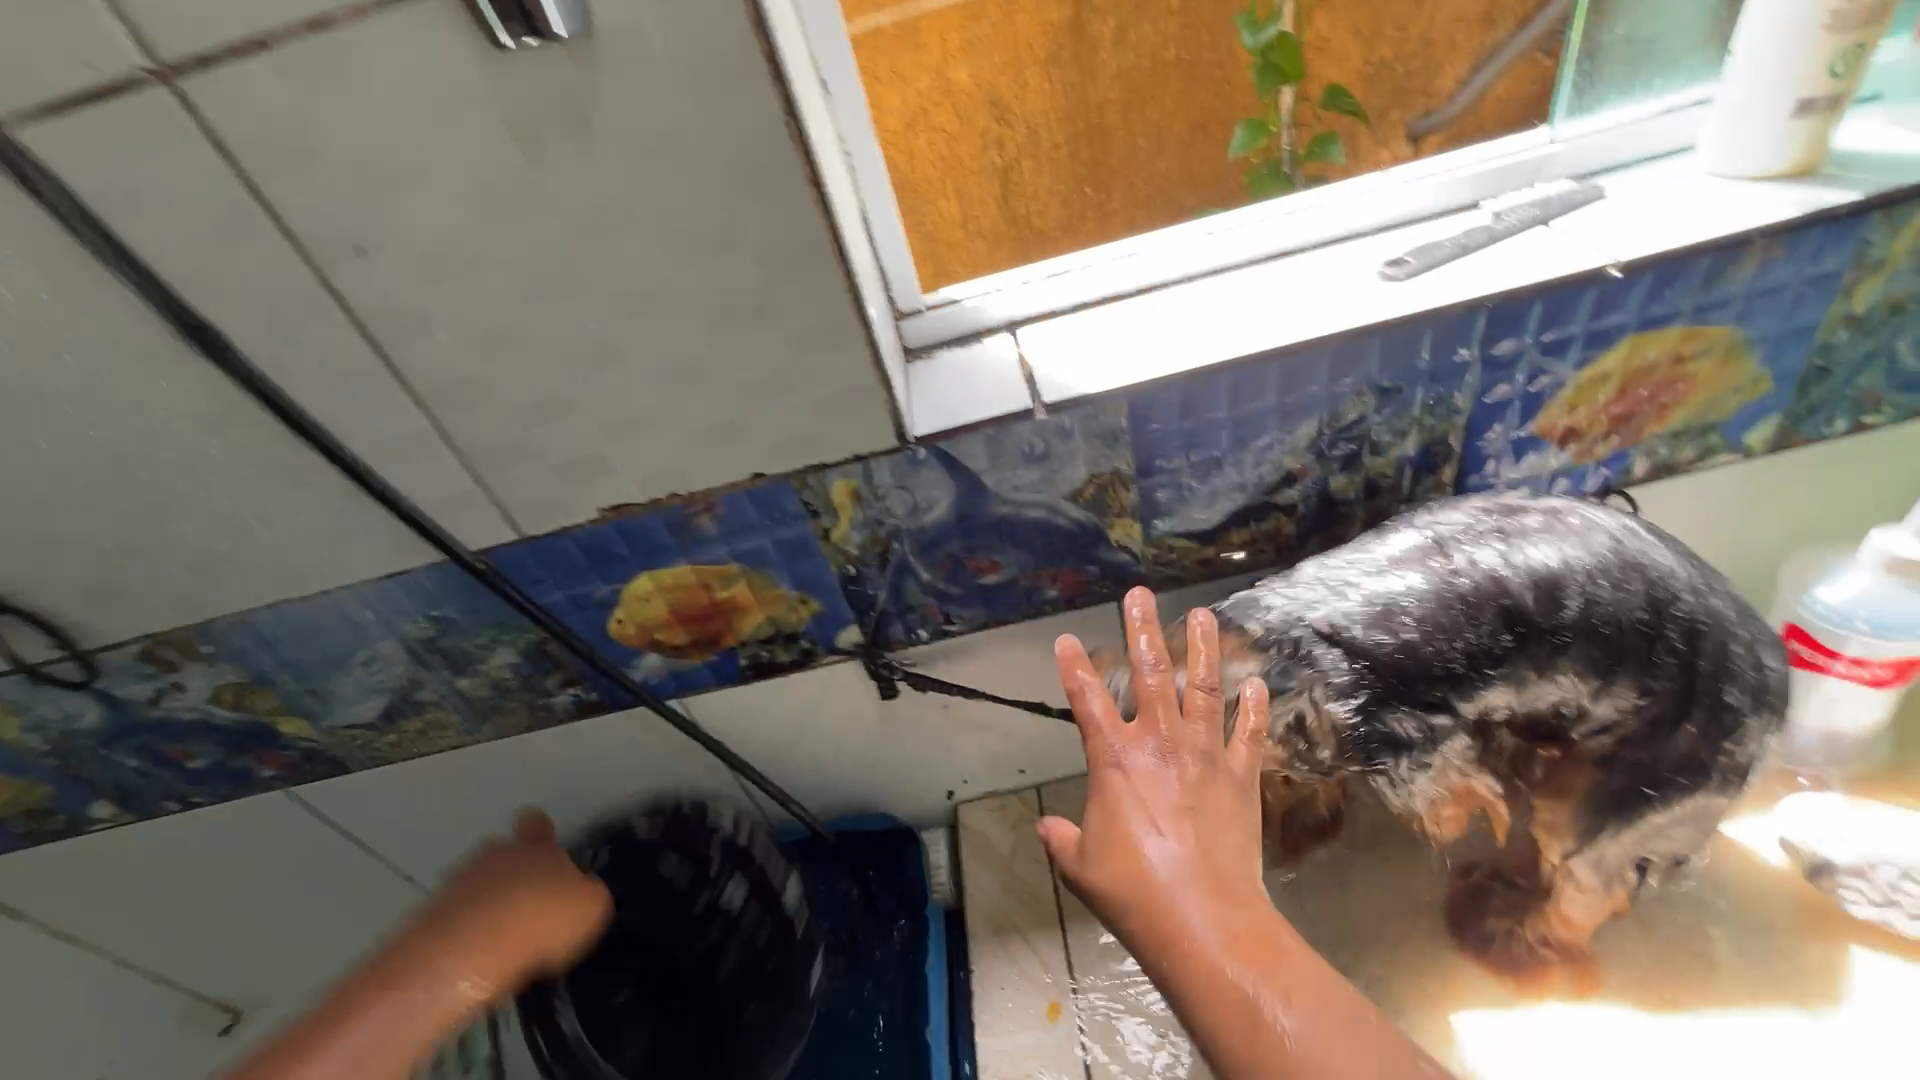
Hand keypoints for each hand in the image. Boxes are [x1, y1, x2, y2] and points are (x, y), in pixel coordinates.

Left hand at [407, 809, 612, 994]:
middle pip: (502, 854)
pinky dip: (466, 936)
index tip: (545, 849)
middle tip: (528, 906)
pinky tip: (480, 963)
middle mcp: (493, 855)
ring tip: (504, 943)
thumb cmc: (540, 919)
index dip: (540, 832)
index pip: (537, 822)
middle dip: (512, 874)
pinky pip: (455, 921)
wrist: (465, 954)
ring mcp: (455, 885)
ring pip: (476, 887)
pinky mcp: (427, 920)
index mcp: (536, 847)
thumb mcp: (591, 907)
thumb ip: (588, 893)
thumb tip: (581, 893)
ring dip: (487, 907)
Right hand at [1043, 587, 1272, 953]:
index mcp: (1114, 759)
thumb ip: (1061, 838)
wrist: (1203, 919)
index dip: (1074, 666)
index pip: (1086, 699)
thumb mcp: (1079, 865)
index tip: (1068, 639)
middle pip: (1149, 673)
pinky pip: (1249, 734)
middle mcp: (1158, 743)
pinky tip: (1257, 684)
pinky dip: (1254, 709)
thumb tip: (1045, 826)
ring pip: (1203, 688)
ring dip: (1203, 649)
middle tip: (1140, 594)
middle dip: (1142, 629)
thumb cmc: (1132, 891)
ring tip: (1205, 616)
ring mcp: (1204, 755)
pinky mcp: (1241, 777)